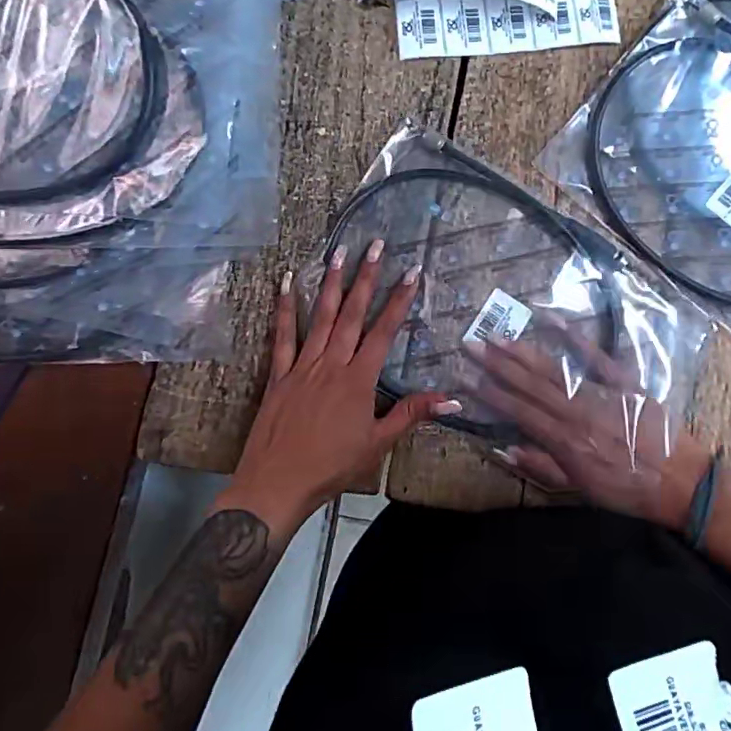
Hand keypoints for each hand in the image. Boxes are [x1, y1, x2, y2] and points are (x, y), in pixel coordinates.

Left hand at [222, 239, 457, 526]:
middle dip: (367, 278)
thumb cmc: (332, 467)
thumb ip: (412, 414)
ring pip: (319, 317)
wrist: (276, 486)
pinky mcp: (278, 375)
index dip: (400, 300)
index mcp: (358, 380)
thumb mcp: (378, 444)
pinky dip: (284, 307)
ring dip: (331, 282)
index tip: (412, 272)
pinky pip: (282, 335)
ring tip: (339, 251)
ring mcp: (301, 367)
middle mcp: (331, 365)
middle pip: (352, 314)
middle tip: (376, 245)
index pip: (384, 332)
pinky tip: (286, 282)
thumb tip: (454, 399)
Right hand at [470, 323, 711, 530]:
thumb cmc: (628, 490)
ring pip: (554, 369)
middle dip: (498, 364)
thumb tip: (505, 449)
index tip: (466, 378)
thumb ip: (543, 467)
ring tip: (498, 336)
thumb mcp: (582, 490)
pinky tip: (553, 320)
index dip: (491, 394)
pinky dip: (574, 337)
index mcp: (565, 441)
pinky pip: (596, 356)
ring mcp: (601, 393)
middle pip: (530, 385)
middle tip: (471, 344)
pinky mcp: (625, 381)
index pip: (519, 412)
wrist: (681, 482)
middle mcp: (577, 413)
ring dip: (523, 352)